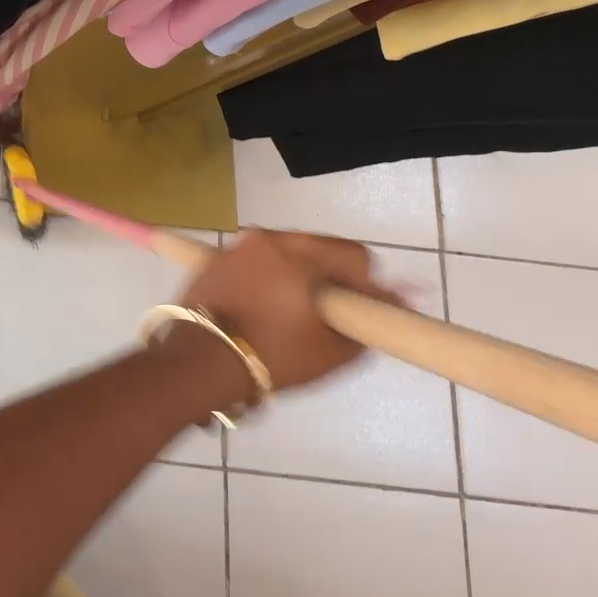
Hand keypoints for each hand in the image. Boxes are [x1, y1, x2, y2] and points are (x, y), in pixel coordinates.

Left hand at [179, 230, 402, 391]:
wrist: (201, 359)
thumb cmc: (275, 354)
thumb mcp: (337, 348)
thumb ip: (372, 319)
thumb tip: (396, 299)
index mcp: (300, 251)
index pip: (356, 255)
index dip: (367, 284)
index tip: (357, 312)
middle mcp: (265, 237)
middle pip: (317, 248)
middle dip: (330, 276)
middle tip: (327, 314)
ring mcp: (234, 246)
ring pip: (283, 254)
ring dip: (296, 275)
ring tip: (293, 313)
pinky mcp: (211, 260)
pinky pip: (253, 262)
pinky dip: (266, 277)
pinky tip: (264, 307)